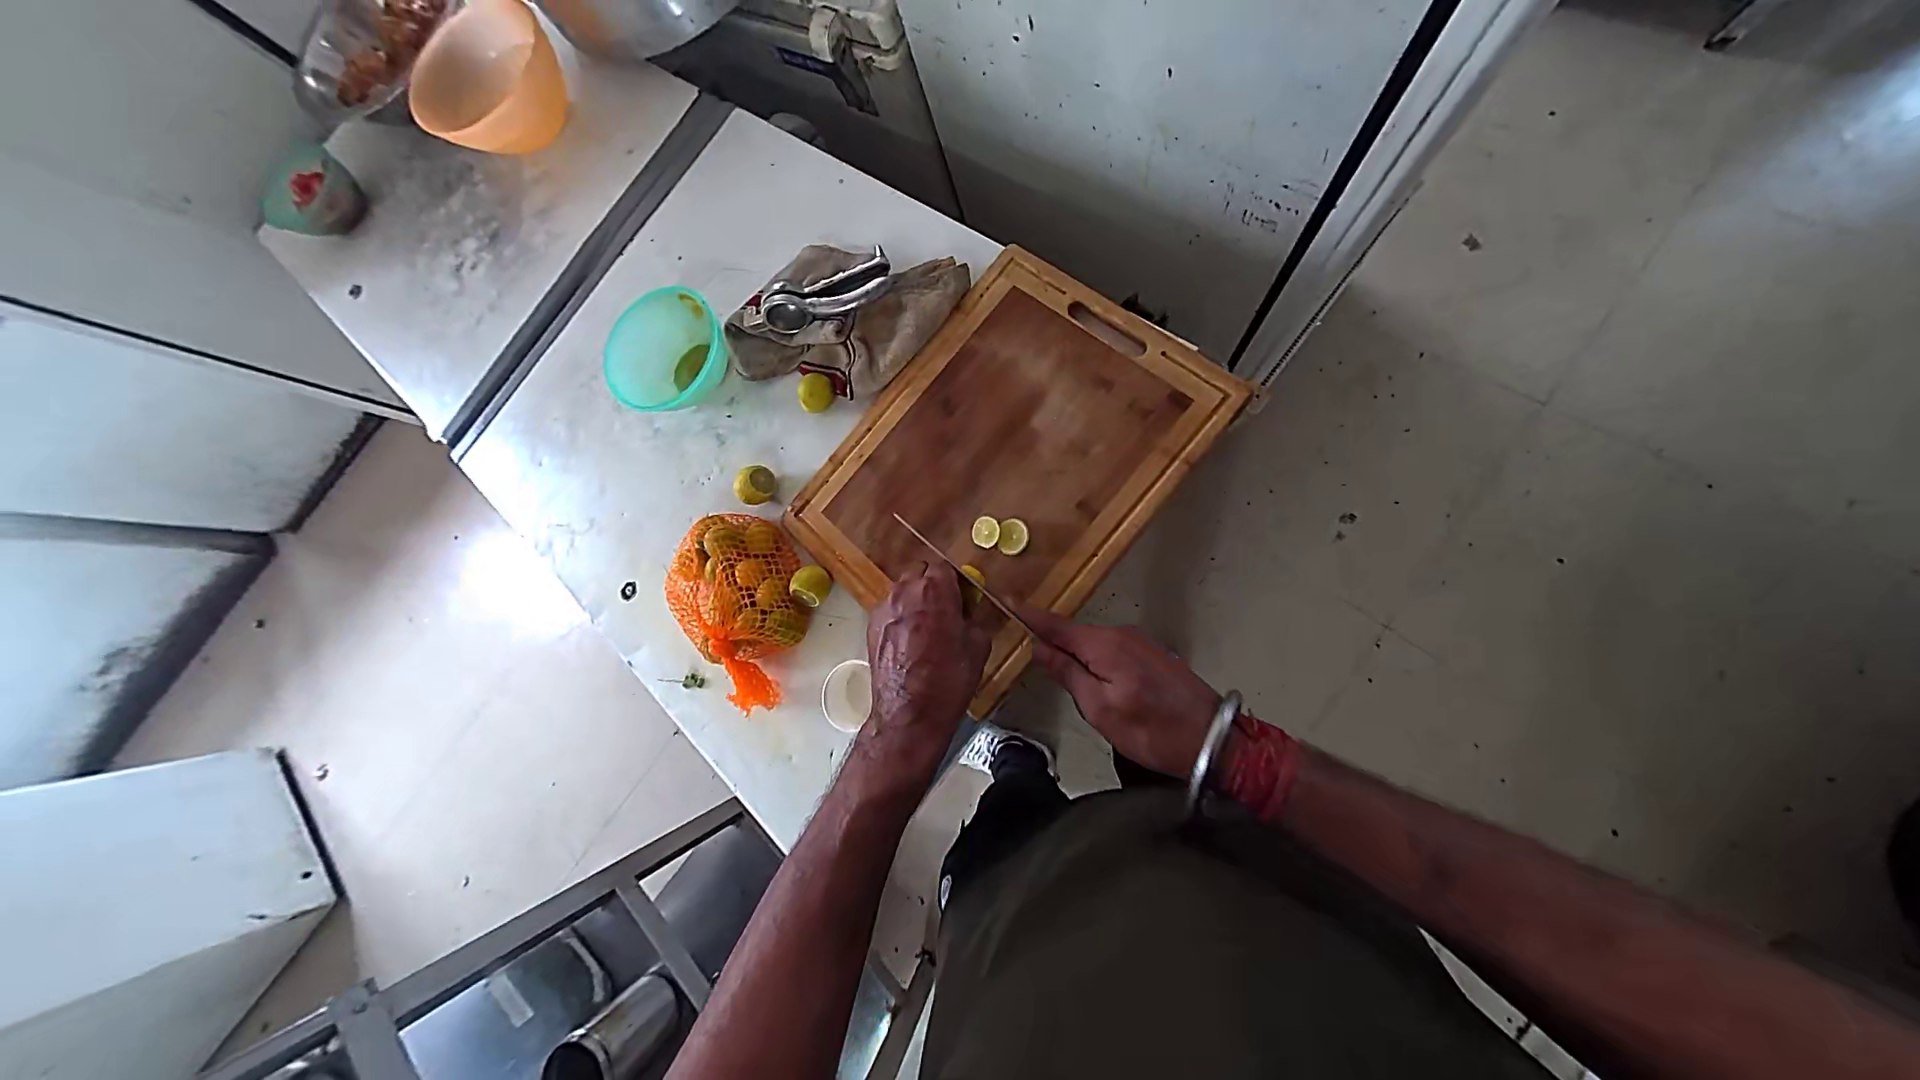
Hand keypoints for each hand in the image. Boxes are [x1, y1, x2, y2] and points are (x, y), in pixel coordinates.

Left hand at [865, 563, 991, 752]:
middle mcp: (905, 593)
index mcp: (934, 591)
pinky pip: (890, 610)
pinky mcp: (871, 627)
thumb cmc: (948, 682)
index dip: (955, 581)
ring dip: (915, 599)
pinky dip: (900, 617)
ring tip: (927, 625)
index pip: (944, 566)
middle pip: (920, 572)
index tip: (963, 596)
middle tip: (946, 607)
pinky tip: (910, 641)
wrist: (909, 715)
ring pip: (902, 590)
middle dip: (933, 584)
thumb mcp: (978, 647)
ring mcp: (883, 609)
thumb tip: (965, 614)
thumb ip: (972, 618)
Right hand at [1019, 606, 1221, 777]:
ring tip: (1073, 688)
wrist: (1214, 741)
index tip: (1006, 602)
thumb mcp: (1100, 709)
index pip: (1056, 625)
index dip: (1029, 615)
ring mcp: (1140, 643)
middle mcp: (1122, 635)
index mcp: (1105, 645)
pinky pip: (1112, 650)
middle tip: (1035, 665)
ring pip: (1094, 644)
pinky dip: (1097, 661)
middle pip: (1075, 634)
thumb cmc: (1153, 731)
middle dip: (1054, 645)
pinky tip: (1100, 685)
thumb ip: (1068, 674)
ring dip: (1078, 658)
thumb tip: (1039, 648)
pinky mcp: (1152, 654)